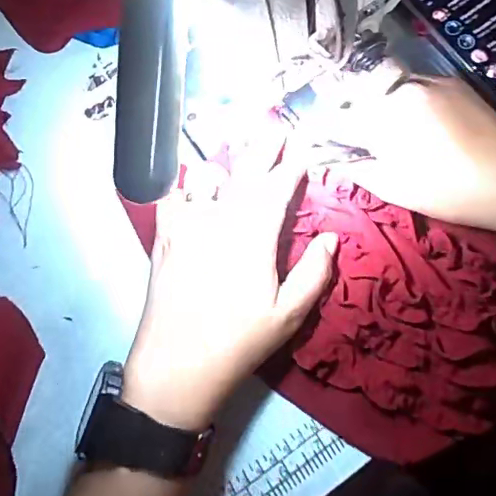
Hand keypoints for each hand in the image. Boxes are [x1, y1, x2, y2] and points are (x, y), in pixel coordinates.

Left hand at [122, 137, 338, 430]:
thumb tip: (331, 238)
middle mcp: (219, 221)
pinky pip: (173, 196)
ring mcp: (187, 226)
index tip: (303, 151)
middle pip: (244, 173)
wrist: (173, 370)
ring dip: (228, 158)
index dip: (292, 168)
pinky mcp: (164, 238)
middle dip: (262, 148)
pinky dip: (185, 180)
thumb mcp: (287, 317)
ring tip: (239, 143)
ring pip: (208, 178)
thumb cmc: (237, 345)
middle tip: (275, 126)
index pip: (277, 190)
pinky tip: (192, 175)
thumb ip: (314, 274)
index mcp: (253, 237)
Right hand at [303, 61, 495, 238]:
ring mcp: (434, 80)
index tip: (314, 134)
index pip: (340, 109)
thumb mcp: (394, 186)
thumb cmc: (452, 191)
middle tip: (352, 135)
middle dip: (350, 107)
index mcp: (390, 110)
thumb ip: (353, 164)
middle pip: (363, 88)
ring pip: (389, 85)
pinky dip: (406, 102)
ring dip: (379, 104)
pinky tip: (418, 128)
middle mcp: (408, 84)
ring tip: (388, 134)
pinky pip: (416, 87)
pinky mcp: (454, 82)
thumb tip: (321, 154)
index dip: (324, 122)